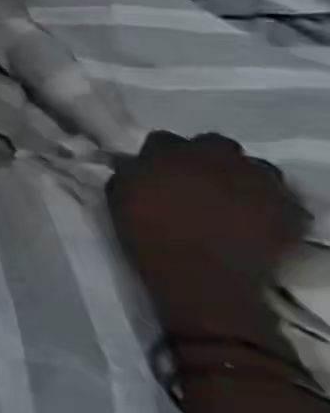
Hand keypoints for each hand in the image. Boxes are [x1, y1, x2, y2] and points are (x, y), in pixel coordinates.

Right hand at [108, 131, 308, 293]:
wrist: (200, 274)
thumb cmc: (147, 228)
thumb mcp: (119, 192)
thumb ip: (133, 170)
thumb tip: (140, 165)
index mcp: (172, 151)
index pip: (164, 138)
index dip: (160, 153)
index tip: (156, 167)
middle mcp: (219, 159)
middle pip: (217, 145)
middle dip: (209, 157)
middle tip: (199, 178)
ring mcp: (261, 186)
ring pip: (259, 169)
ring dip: (246, 177)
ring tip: (234, 196)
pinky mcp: (292, 214)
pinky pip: (287, 202)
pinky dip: (275, 206)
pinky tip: (260, 219)